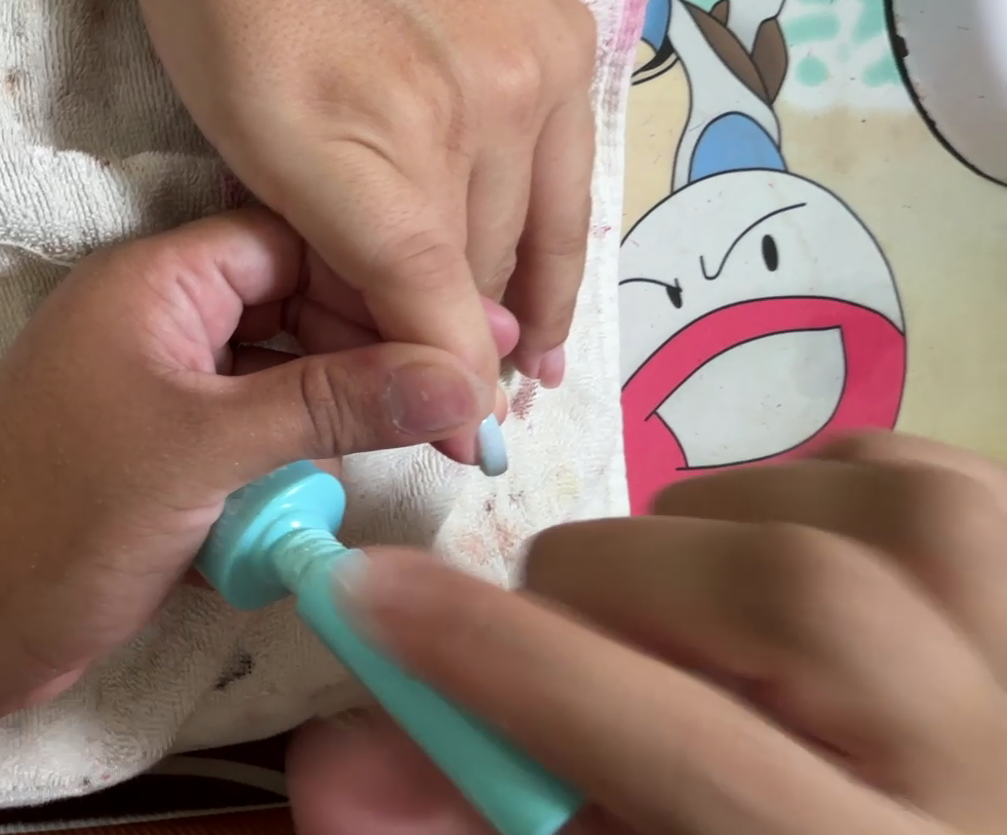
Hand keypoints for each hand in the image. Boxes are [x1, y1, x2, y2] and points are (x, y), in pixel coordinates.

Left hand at [0, 206, 504, 700]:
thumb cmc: (66, 510)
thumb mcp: (205, 447)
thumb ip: (331, 403)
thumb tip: (463, 374)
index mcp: (154, 281)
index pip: (290, 240)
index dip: (377, 276)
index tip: (473, 326)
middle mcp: (157, 319)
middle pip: (288, 307)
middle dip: (368, 352)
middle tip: (473, 397)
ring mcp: (158, 386)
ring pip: (272, 375)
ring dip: (332, 412)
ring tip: (427, 443)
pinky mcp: (160, 449)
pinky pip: (245, 430)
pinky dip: (287, 456)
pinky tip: (336, 486)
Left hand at [100, 0, 595, 399]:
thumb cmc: (220, 10)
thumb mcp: (265, 147)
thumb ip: (354, 247)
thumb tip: (438, 344)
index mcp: (405, 164)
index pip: (439, 310)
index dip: (444, 383)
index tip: (456, 438)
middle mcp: (497, 116)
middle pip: (487, 269)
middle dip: (466, 339)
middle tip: (454, 393)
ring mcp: (534, 57)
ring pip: (534, 218)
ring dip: (525, 296)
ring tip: (526, 360)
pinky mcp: (544, 13)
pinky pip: (562, 152)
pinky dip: (550, 220)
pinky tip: (543, 261)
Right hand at [289, 433, 1006, 832]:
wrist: (951, 816)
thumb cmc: (752, 833)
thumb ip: (482, 808)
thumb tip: (319, 775)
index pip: (677, 746)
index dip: (495, 656)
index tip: (358, 589)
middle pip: (770, 594)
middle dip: (603, 587)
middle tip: (566, 629)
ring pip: (804, 511)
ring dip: (691, 545)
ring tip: (698, 624)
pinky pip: (870, 464)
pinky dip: (785, 498)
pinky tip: (799, 574)